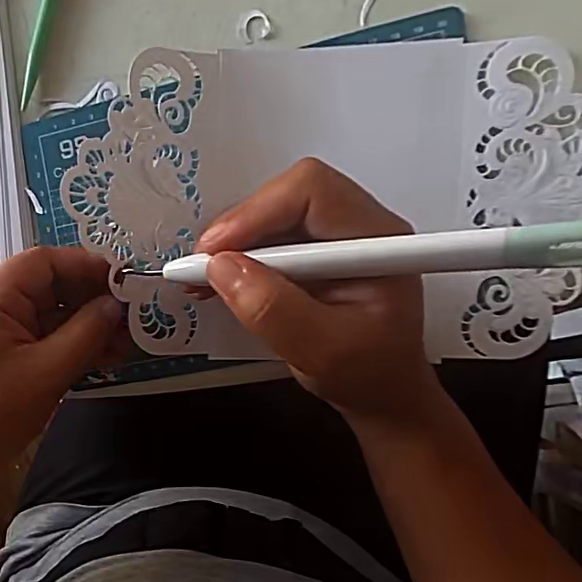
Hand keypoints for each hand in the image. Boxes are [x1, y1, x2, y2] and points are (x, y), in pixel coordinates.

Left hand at [0, 247, 124, 473]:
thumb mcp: (47, 372)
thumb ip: (87, 332)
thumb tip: (115, 305)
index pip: (43, 262)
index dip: (87, 267)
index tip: (124, 283)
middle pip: (47, 286)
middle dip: (91, 300)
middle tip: (130, 317)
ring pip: (46, 313)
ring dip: (84, 326)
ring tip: (124, 342)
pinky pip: (38, 336)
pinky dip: (67, 343)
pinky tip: (101, 356)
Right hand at [196, 158, 441, 426]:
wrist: (379, 389)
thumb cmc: (366, 373)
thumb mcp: (322, 351)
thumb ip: (274, 309)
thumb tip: (221, 268)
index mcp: (375, 241)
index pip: (311, 193)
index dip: (256, 213)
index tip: (215, 254)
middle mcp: (355, 226)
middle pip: (284, 196)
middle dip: (238, 228)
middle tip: (203, 268)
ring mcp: (331, 235)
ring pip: (268, 212)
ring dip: (231, 243)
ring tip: (204, 280)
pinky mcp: (309, 247)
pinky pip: (265, 233)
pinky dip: (235, 255)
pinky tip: (218, 280)